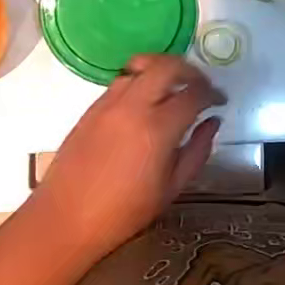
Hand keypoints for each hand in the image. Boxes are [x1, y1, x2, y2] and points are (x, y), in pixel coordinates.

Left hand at [28, 55, 225, 256]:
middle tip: (200, 86)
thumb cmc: (124, 212)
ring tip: (173, 90)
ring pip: (141, 67)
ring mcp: (108, 104)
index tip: (220, 101)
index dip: (213, 93)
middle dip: (190, 70)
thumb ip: (197, 150)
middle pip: (166, 65)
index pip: (194, 93)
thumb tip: (212, 122)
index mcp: (157, 128)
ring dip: (163, 71)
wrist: (64, 219)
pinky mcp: (91, 109)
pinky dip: (141, 83)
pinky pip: (122, 82)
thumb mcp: (172, 187)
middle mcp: (132, 106)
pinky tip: (146, 105)